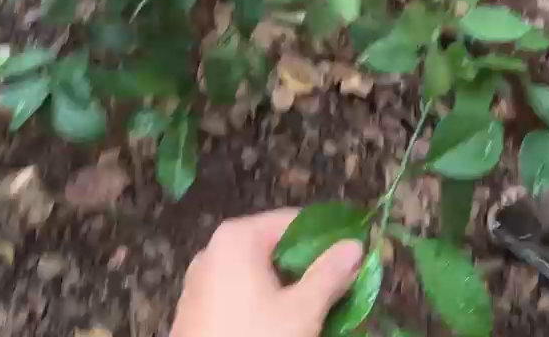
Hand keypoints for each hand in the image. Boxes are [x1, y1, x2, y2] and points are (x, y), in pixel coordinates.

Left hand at [169, 208, 366, 336]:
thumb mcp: (301, 312)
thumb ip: (330, 275)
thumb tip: (354, 246)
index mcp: (237, 237)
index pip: (293, 222)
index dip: (325, 239)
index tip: (350, 259)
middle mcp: (214, 248)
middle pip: (273, 248)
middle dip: (305, 270)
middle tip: (335, 292)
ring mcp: (200, 278)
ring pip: (255, 274)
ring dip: (284, 290)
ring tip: (312, 313)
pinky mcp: (194, 307)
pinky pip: (235, 293)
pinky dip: (258, 304)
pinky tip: (276, 327)